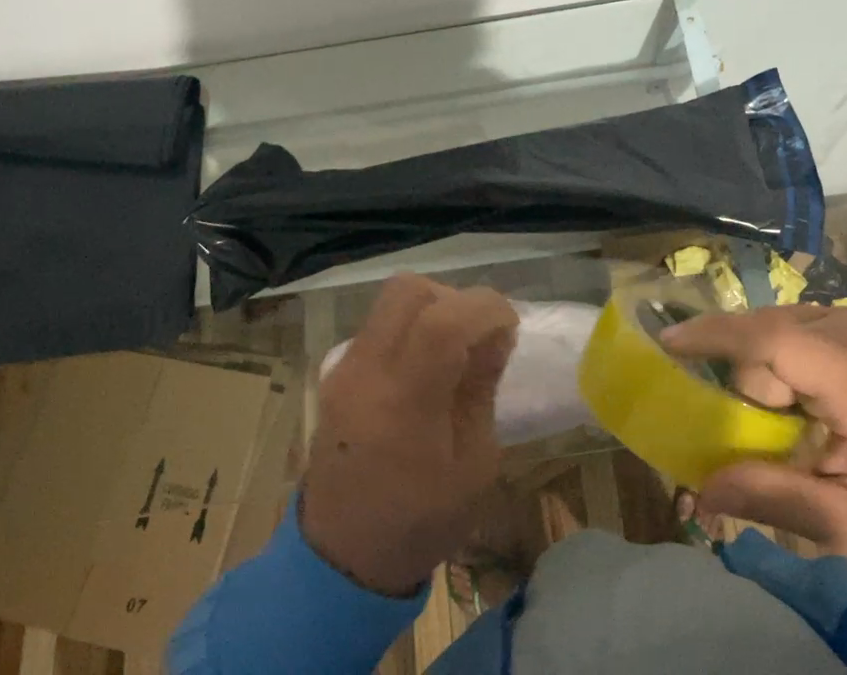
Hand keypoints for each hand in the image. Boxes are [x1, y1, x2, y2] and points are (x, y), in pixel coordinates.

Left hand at [300, 274, 517, 595]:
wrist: (342, 556)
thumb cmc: (421, 522)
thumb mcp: (474, 465)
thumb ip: (481, 390)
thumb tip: (495, 335)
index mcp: (404, 404)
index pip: (443, 320)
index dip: (485, 308)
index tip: (511, 327)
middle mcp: (365, 372)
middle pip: (409, 290)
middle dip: (456, 299)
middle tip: (481, 334)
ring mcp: (344, 369)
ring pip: (390, 301)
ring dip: (433, 309)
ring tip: (458, 351)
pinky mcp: (336, 373)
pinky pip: (379, 326)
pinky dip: (411, 328)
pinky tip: (429, 368)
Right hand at [660, 305, 846, 558]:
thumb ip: (776, 500)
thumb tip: (704, 489)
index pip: (772, 341)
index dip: (715, 338)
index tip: (668, 347)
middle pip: (761, 333)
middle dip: (744, 378)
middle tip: (764, 430)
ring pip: (771, 324)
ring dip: (759, 367)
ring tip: (786, 416)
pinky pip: (788, 324)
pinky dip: (773, 355)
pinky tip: (793, 394)